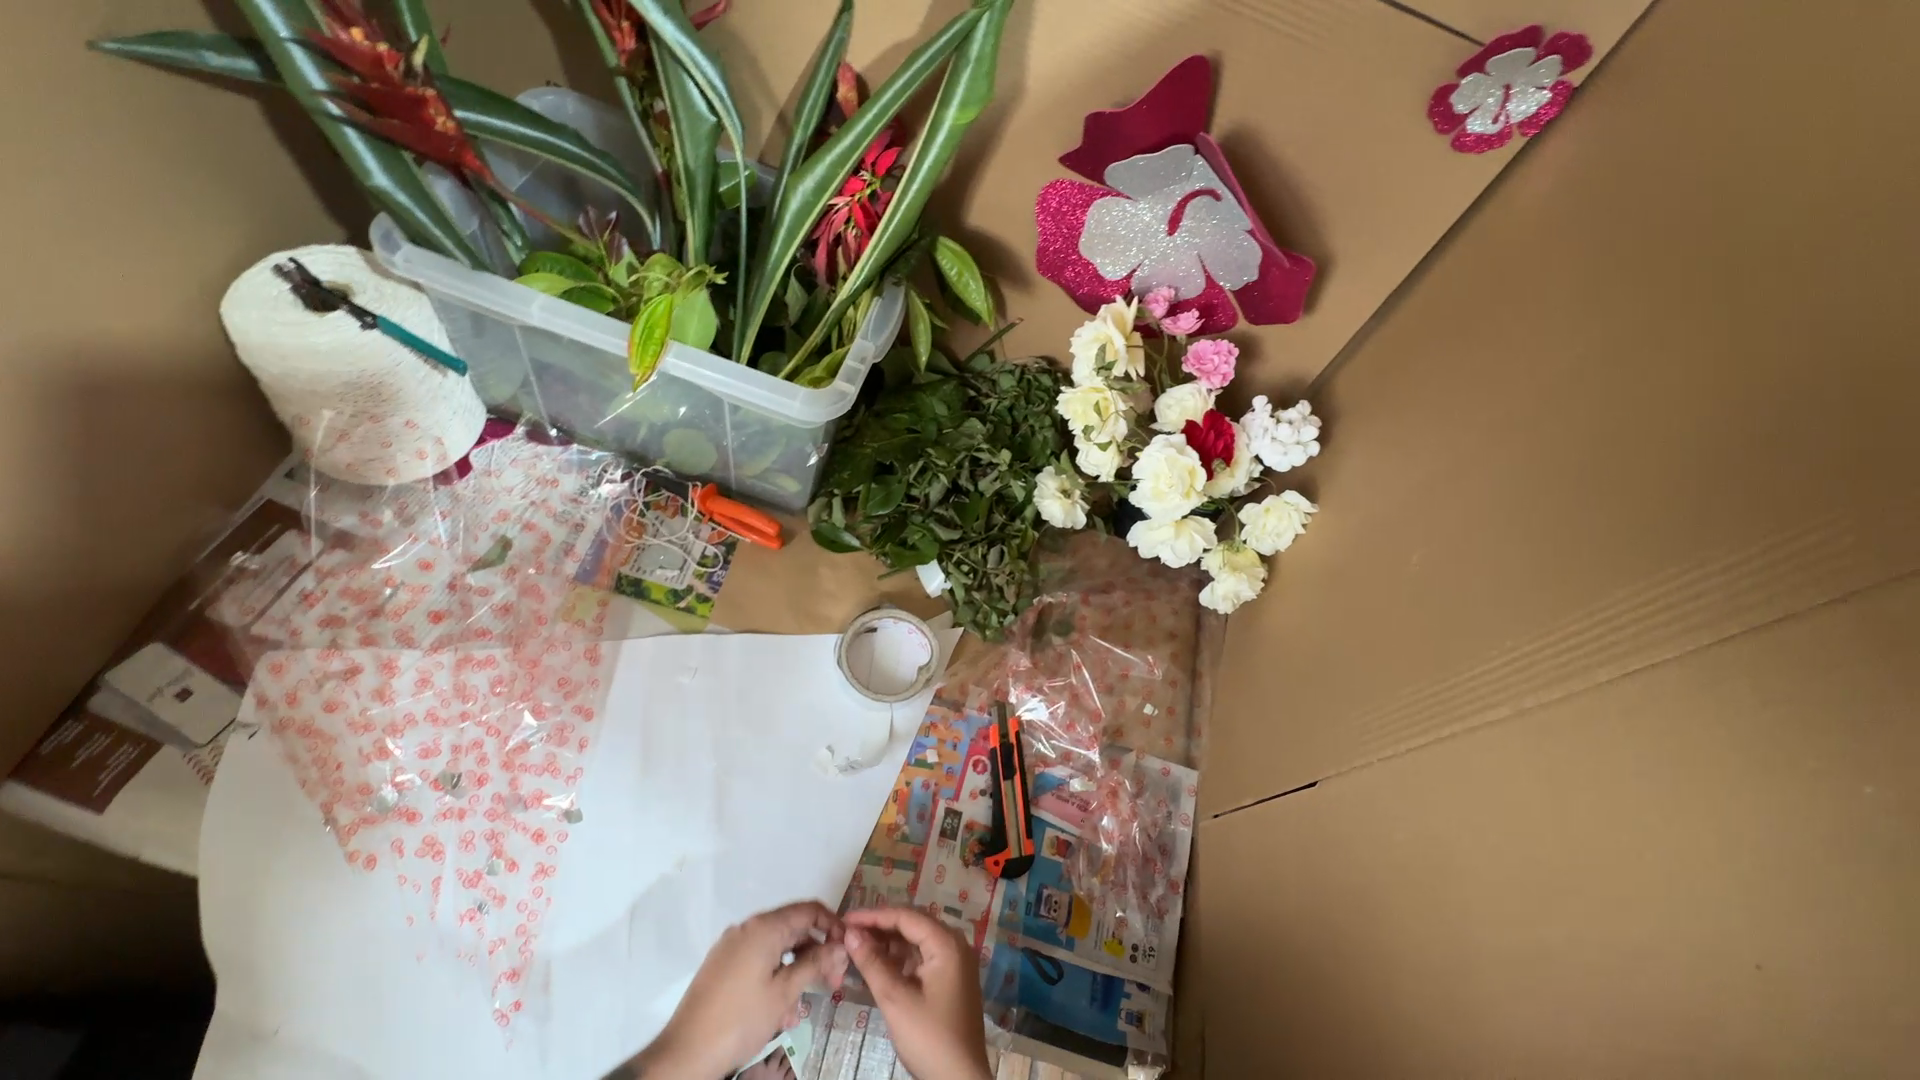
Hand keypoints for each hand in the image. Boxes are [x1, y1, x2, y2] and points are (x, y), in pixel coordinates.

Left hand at [634, 901, 848, 1078]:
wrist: (685, 1053)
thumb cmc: (740, 1019)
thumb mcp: (784, 993)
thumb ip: (815, 963)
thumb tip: (840, 945)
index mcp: (763, 927)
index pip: (809, 910)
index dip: (833, 926)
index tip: (848, 951)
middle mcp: (747, 929)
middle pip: (793, 930)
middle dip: (816, 954)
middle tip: (833, 984)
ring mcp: (732, 948)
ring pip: (777, 951)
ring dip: (796, 973)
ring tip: (801, 1009)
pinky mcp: (722, 968)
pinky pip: (758, 963)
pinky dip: (775, 980)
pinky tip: (780, 1013)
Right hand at [844, 907, 991, 1079]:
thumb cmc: (929, 1037)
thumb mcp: (895, 999)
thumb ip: (872, 962)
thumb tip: (850, 933)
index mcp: (946, 943)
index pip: (906, 916)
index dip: (873, 915)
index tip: (845, 919)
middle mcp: (955, 945)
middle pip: (913, 925)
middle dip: (880, 927)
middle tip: (848, 932)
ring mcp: (955, 963)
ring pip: (917, 942)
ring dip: (889, 943)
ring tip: (857, 948)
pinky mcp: (951, 980)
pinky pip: (923, 958)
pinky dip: (900, 959)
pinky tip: (878, 965)